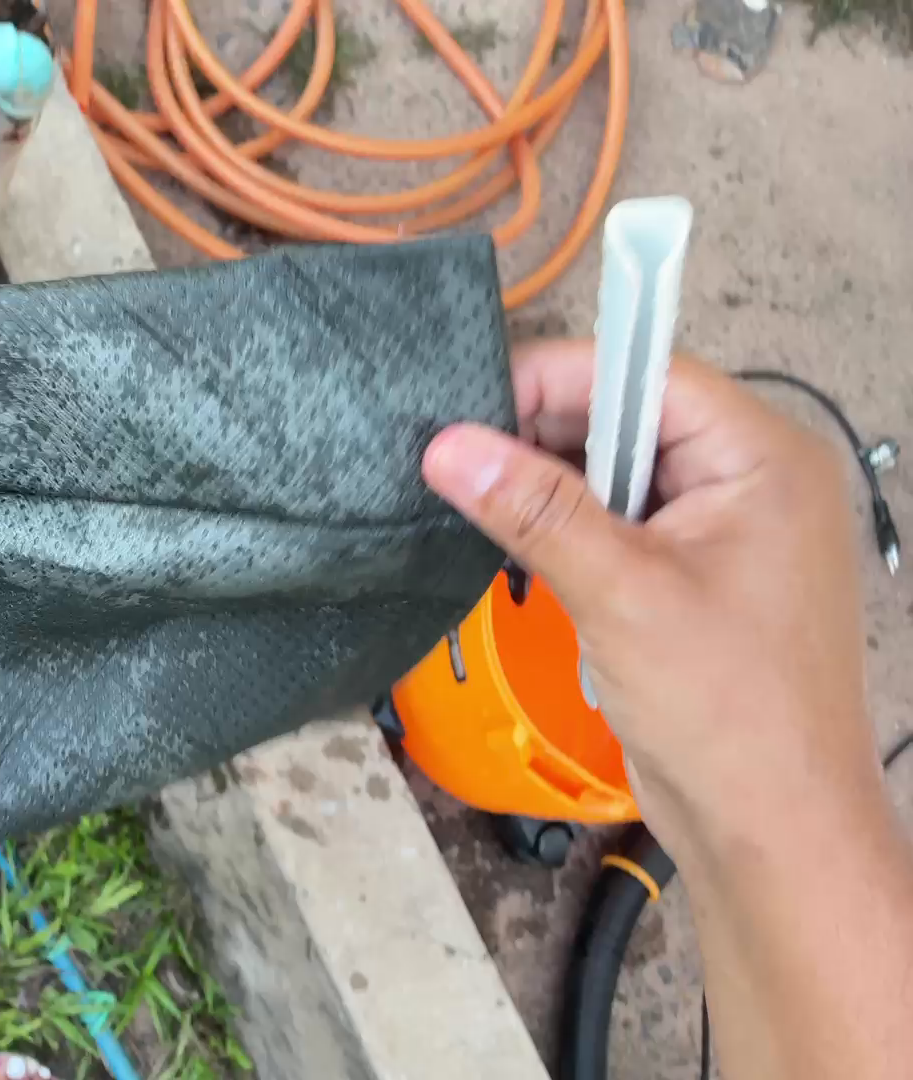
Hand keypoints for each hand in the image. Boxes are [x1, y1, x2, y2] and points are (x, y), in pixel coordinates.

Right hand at [421, 340, 879, 860]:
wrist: (759, 812)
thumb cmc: (721, 702)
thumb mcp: (619, 591)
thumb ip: (534, 509)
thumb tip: (446, 445)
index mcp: (758, 458)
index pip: (641, 373)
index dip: (550, 380)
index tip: (460, 412)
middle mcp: (735, 474)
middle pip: (614, 412)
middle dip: (529, 431)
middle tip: (449, 461)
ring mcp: (700, 519)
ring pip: (595, 461)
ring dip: (530, 478)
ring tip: (467, 499)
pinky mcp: (666, 559)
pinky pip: (592, 508)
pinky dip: (541, 514)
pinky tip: (500, 534)